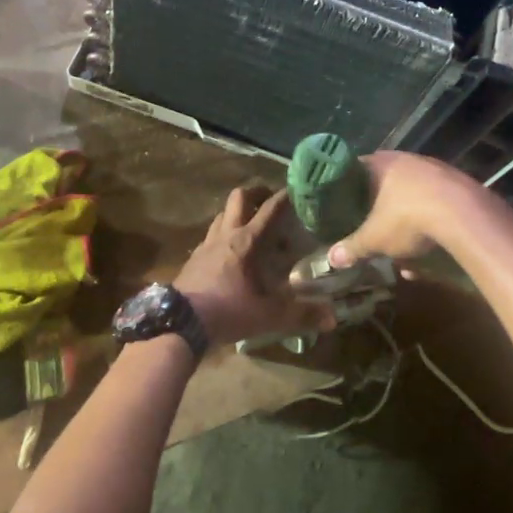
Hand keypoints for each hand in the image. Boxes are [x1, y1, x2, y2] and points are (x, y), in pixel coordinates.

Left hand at [174, 186, 333, 344]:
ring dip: (236, 213)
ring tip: (249, 225)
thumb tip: (333, 317)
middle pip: (239, 198)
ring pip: (222, 214)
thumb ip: (301, 314)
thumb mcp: (269, 315)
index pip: (270, 208)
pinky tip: (228, 253)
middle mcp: (226, 235)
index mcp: (247, 241)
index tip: (298, 189)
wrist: (179, 323)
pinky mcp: (193, 258)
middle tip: (268, 201)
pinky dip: (222, 235)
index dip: (286, 196)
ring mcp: (206, 245)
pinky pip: (210, 236)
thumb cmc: (228, 311)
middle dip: (256, 193)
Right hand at [326, 152, 503, 269]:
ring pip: (411, 193)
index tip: (341, 201)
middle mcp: (407, 160)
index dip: (346, 184)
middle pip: (384, 180)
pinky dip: (427, 222)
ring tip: (400, 246)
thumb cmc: (407, 218)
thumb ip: (352, 247)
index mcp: (382, 164)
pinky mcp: (456, 183)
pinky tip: (427, 249)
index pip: (355, 167)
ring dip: (404, 218)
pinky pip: (433, 202)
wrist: (462, 213)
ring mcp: (434, 169)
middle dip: (377, 206)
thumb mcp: (375, 238)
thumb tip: (331, 259)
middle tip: (369, 224)